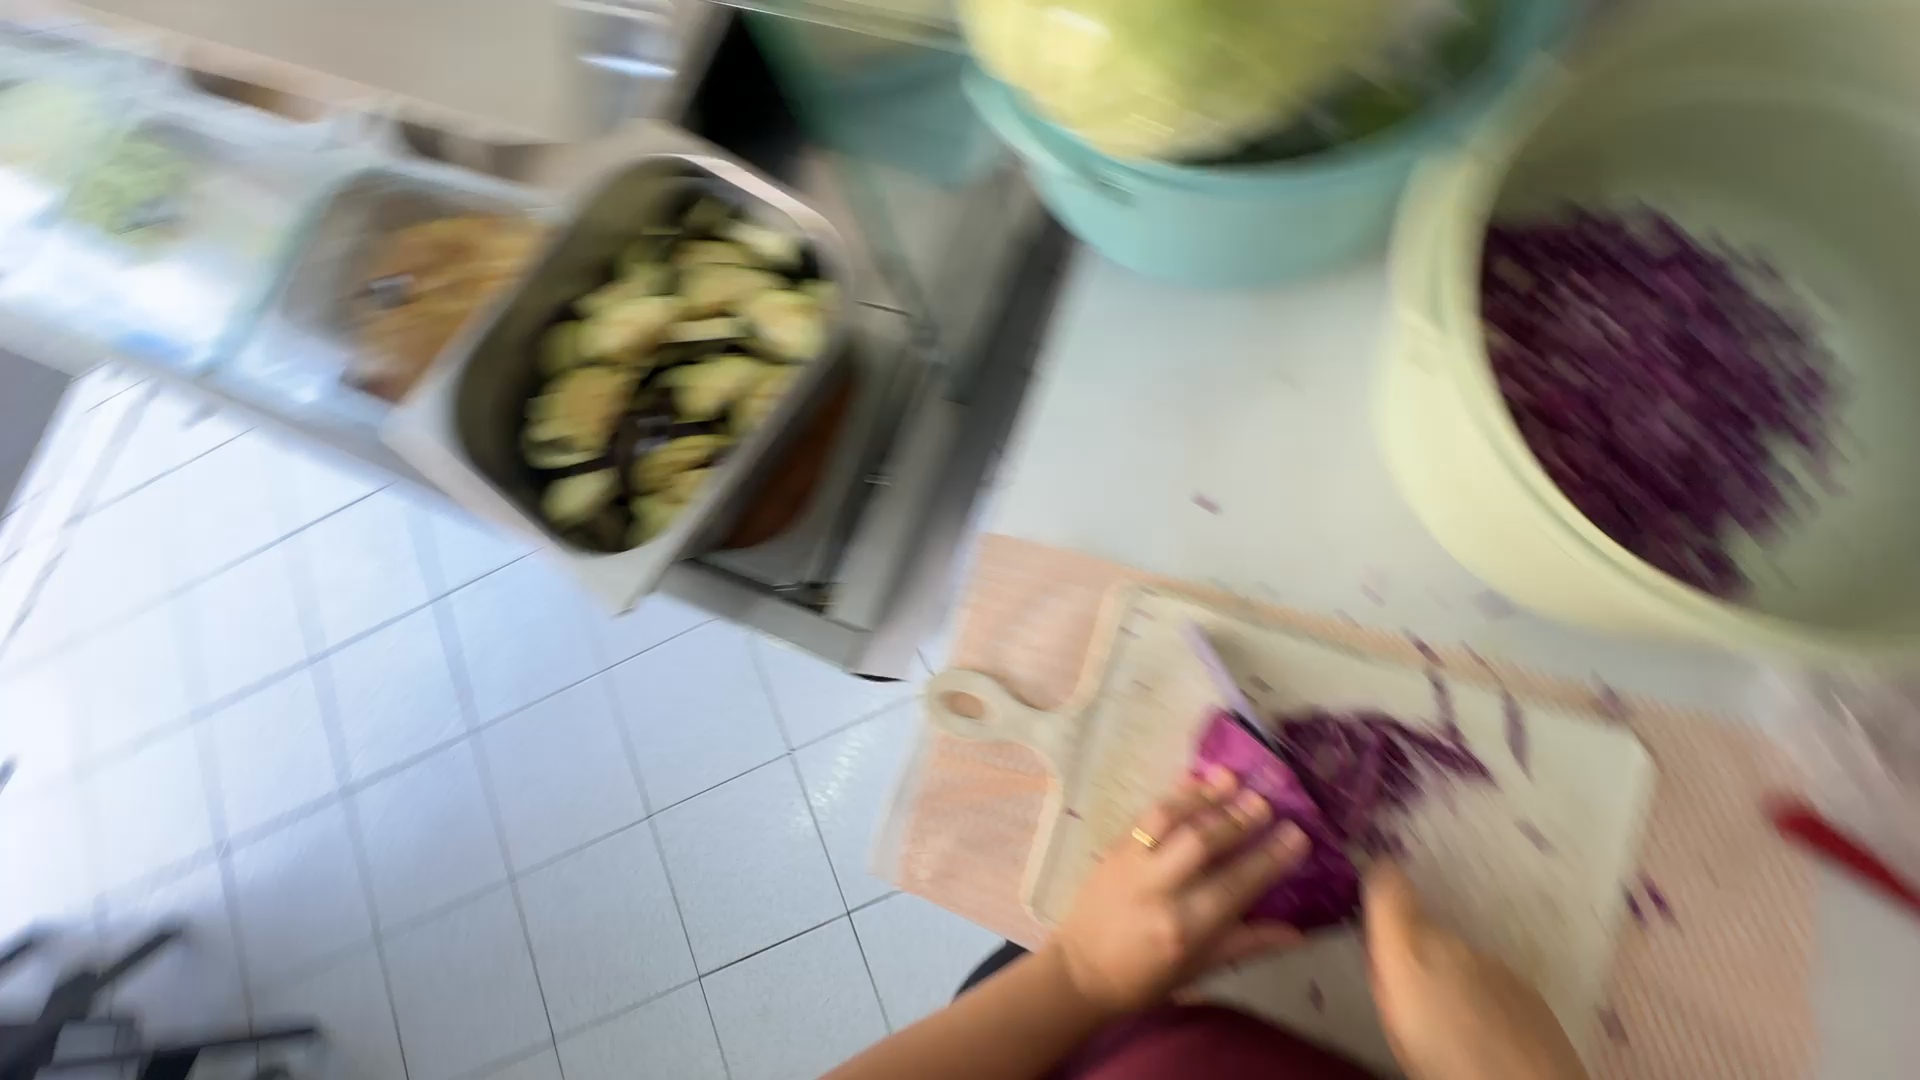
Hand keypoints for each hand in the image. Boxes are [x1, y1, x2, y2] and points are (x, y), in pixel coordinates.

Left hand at [1046, 768, 1310, 1013]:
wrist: (1081, 969)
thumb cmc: (1145, 978)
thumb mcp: (1199, 970)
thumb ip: (1245, 944)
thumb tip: (1298, 932)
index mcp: (1184, 929)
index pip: (1235, 887)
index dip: (1268, 859)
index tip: (1296, 835)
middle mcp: (1158, 890)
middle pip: (1201, 844)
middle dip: (1236, 820)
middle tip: (1266, 802)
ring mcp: (1132, 864)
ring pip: (1169, 820)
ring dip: (1203, 796)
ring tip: (1232, 779)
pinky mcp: (1114, 848)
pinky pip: (1146, 816)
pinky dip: (1173, 797)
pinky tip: (1194, 782)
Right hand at [1365, 863, 1589, 1079]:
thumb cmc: (1442, 1061)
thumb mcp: (1392, 1022)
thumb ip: (1383, 976)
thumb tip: (1380, 952)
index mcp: (1404, 948)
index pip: (1388, 884)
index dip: (1382, 880)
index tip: (1378, 885)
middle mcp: (1448, 941)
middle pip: (1423, 929)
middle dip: (1418, 952)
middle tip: (1419, 994)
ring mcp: (1490, 959)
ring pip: (1457, 955)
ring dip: (1452, 975)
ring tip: (1458, 1020)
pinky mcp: (1524, 983)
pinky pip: (1488, 976)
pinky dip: (1483, 993)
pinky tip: (1489, 1030)